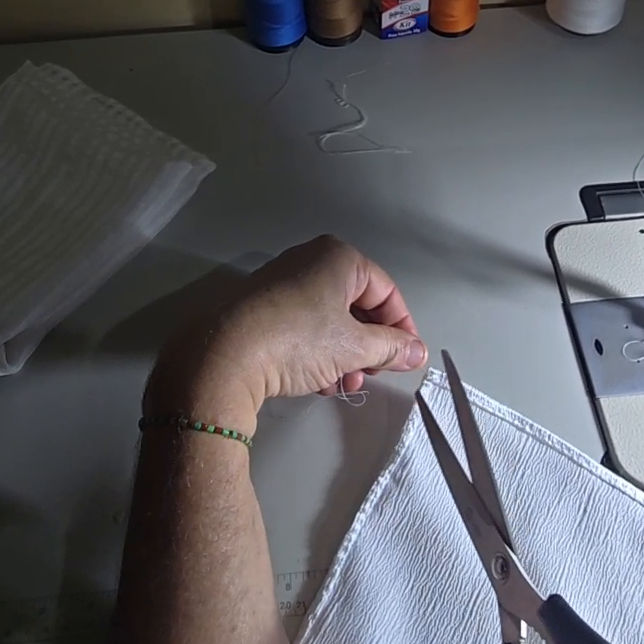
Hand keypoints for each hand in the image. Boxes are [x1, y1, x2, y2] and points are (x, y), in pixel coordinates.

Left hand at [145, 236, 426, 432]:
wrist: (225, 356)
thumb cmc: (298, 341)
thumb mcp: (354, 348)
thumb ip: (392, 348)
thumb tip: (417, 352)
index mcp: (339, 257)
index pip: (387, 292)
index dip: (402, 328)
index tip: (406, 360)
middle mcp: (311, 260)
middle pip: (357, 305)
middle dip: (368, 347)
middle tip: (371, 376)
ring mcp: (284, 282)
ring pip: (331, 320)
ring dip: (344, 356)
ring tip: (344, 385)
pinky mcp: (263, 306)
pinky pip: (305, 325)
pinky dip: (318, 352)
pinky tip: (318, 382)